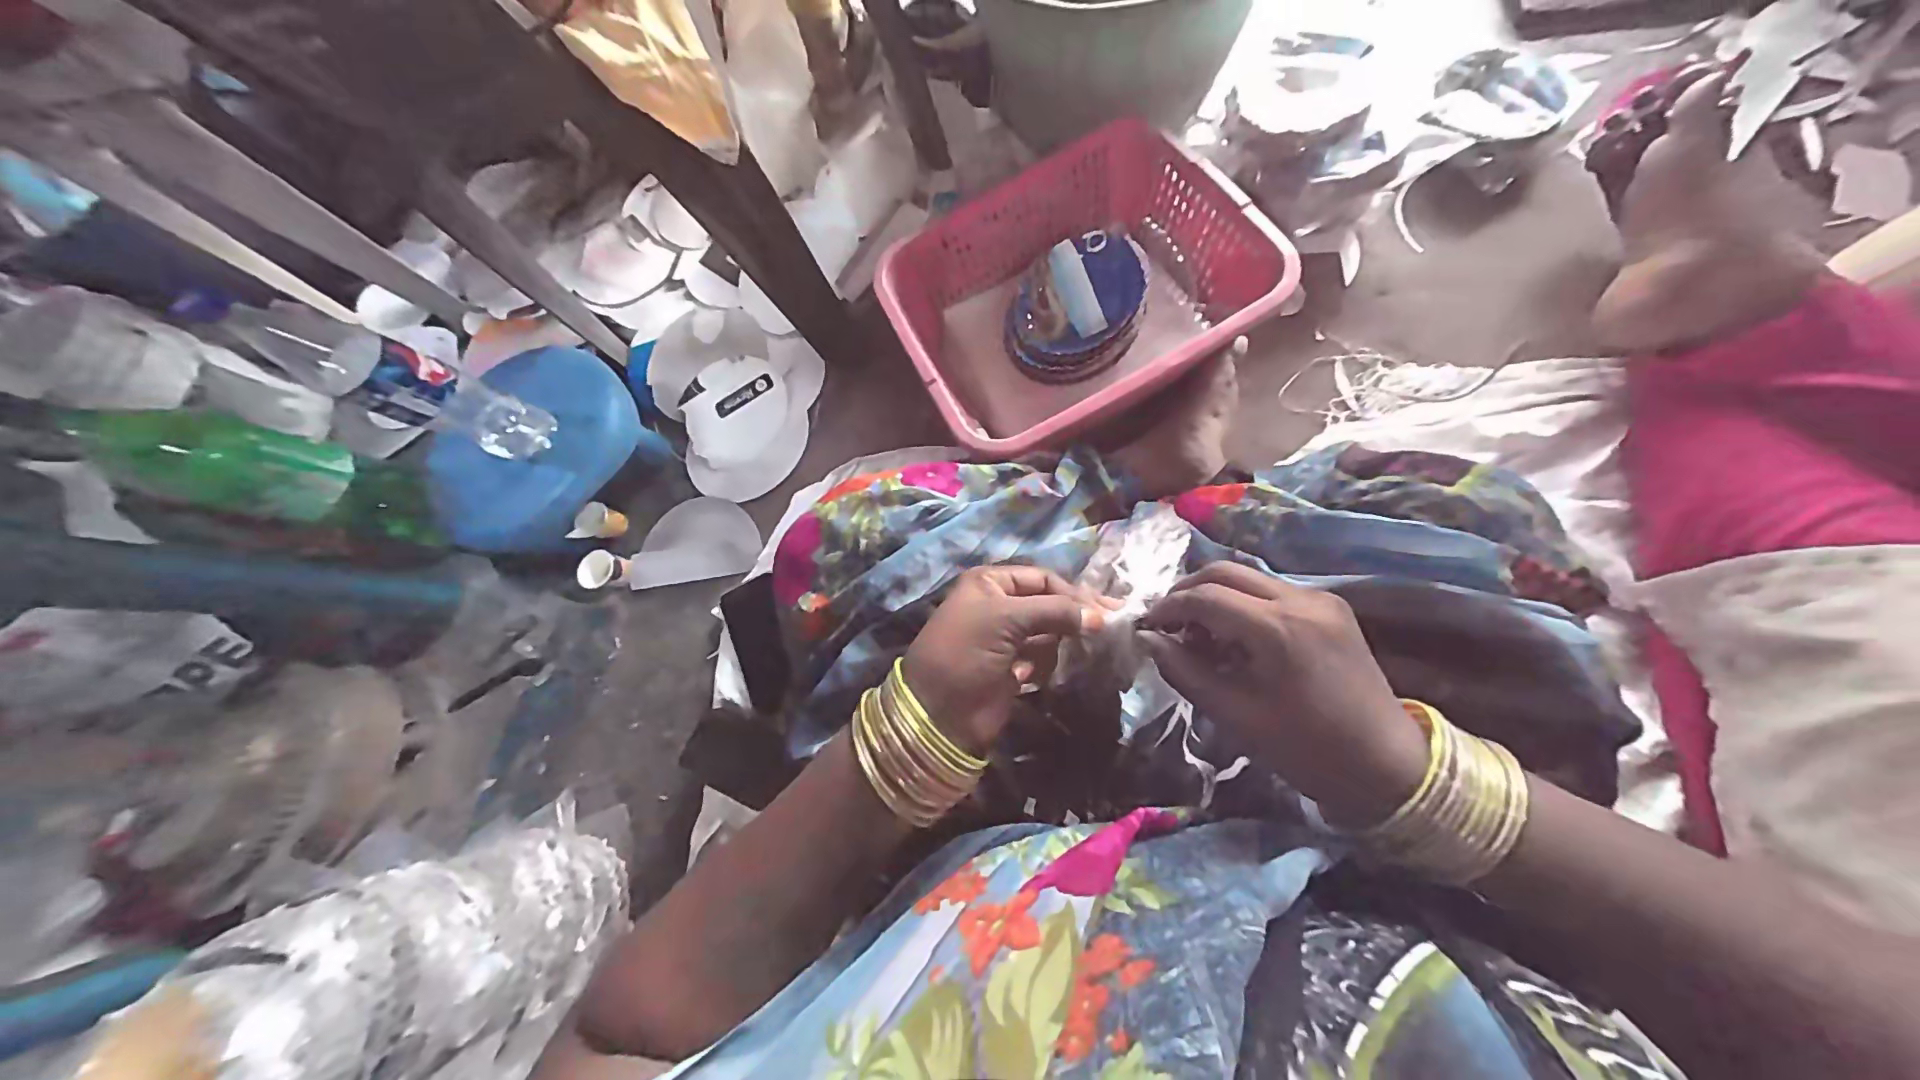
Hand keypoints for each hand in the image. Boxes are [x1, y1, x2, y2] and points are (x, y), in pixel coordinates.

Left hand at [903, 566, 1107, 753]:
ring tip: (1042, 660)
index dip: (1074, 593)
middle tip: (1106, 628)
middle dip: (1070, 619)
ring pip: (1049, 633)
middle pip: (1049, 604)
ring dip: (1050, 647)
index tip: (1107, 611)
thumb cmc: (966, 653)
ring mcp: (1005, 637)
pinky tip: (1024, 678)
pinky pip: (1042, 658)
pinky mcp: (1012, 666)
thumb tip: (1101, 617)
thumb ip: (1056, 612)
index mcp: (990, 583)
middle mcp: (998, 604)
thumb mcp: (1007, 620)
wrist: (939, 713)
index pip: (1044, 579)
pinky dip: (1039, 667)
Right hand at [1139, 562, 1429, 827]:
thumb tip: (1149, 641)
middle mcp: (1301, 600)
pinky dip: (1242, 604)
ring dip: (1214, 596)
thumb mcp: (1235, 715)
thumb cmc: (1306, 749)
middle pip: (1225, 572)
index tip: (1147, 628)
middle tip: (1167, 624)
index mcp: (1278, 629)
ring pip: (1248, 578)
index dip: (1168, 608)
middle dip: (1187, 593)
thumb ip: (1185, 671)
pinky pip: (1272, 592)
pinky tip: (1234, 637)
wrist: (1387, 766)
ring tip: (1198, 634)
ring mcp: (1321, 600)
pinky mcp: (1331, 608)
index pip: (1205, 597)